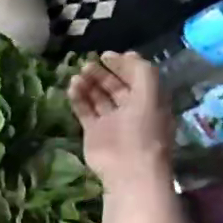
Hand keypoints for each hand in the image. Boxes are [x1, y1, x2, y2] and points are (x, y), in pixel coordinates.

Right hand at [69, 52, 172, 198]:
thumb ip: (140, 70)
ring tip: (77, 75)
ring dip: (88, 84)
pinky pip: (84, 110)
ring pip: (98, 97)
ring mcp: (111, 122)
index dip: (122, 65)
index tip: (106, 56)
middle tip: (87, 64)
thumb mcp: (150, 92)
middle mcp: (130, 110)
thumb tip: (125, 55)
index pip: (135, 78)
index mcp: (149, 101)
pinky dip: (78, 98)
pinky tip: (72, 87)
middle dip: (102, 73)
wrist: (129, 167)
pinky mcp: (93, 133)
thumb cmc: (143, 129)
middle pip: (114, 86)